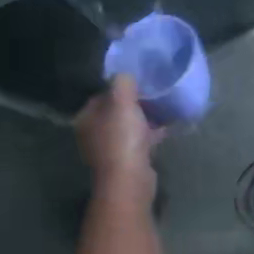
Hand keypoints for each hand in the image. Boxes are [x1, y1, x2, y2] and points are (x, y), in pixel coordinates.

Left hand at [78, 75, 161, 198]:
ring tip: (163, 108)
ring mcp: (110, 150)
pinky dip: (151, 134)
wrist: (130, 180)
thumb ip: (122, 82)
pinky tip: (167, 127)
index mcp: (86, 118)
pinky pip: (140, 142)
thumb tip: (124, 74)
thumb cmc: (122, 138)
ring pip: (128, 127)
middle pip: (115, 112)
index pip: (100, 95)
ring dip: (144, 119)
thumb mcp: (122, 101)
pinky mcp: (127, 162)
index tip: (138, 81)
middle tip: (153, 93)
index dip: (118, 87)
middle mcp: (94, 134)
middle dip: (134, 103)